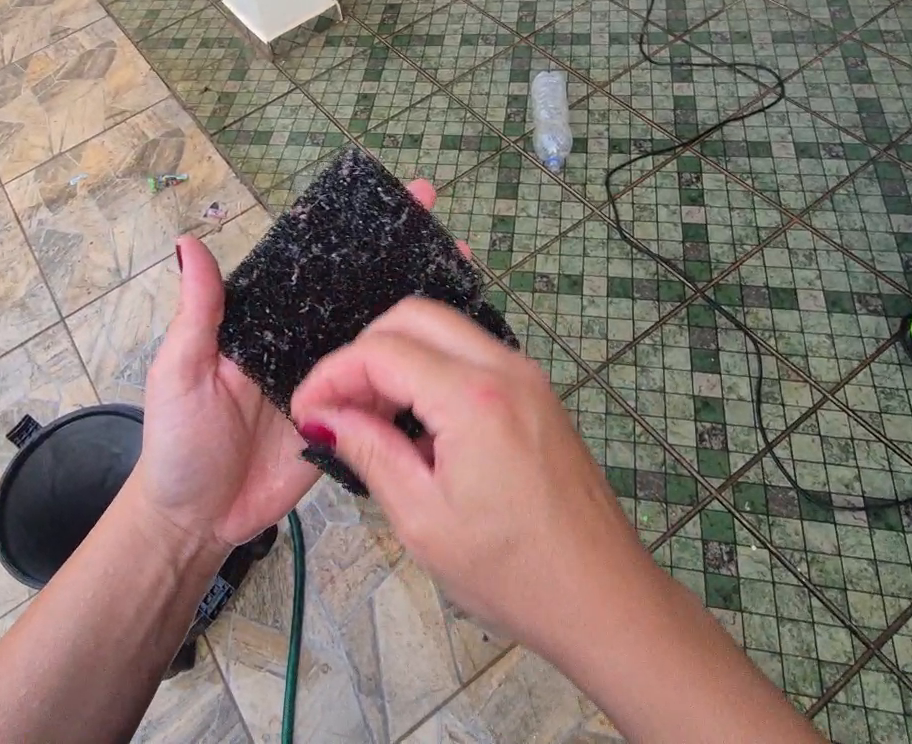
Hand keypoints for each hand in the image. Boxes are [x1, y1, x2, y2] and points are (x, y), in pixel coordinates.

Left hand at [132, 180, 460, 553]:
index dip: (352, 232)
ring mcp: (334, 381)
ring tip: (461, 270)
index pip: (314, 266)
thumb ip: (198, 313)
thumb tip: (190, 241)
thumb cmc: (179, 442)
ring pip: (381, 338)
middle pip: (358, 294)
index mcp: (270, 322)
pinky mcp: (352, 421)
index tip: (393, 199)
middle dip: (400, 257)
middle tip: (442, 224)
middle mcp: (306, 343)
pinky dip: (418, 370)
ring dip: (418, 306)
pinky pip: (387, 391)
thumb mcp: (180, 370)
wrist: (200, 521)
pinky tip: (452, 349)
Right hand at [285, 297, 651, 652]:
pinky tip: (418, 422)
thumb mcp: (423, 520)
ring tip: (374, 417)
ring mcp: (528, 375)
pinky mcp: (537, 392)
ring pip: (445, 328)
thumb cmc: (512, 572)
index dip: (332, 373)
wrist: (604, 597)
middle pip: (415, 315)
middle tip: (340, 406)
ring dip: (400, 356)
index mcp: (474, 397)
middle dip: (364, 350)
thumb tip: (325, 416)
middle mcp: (505, 367)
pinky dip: (433, 368)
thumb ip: (370, 452)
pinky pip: (471, 353)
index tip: (307, 410)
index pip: (382, 351)